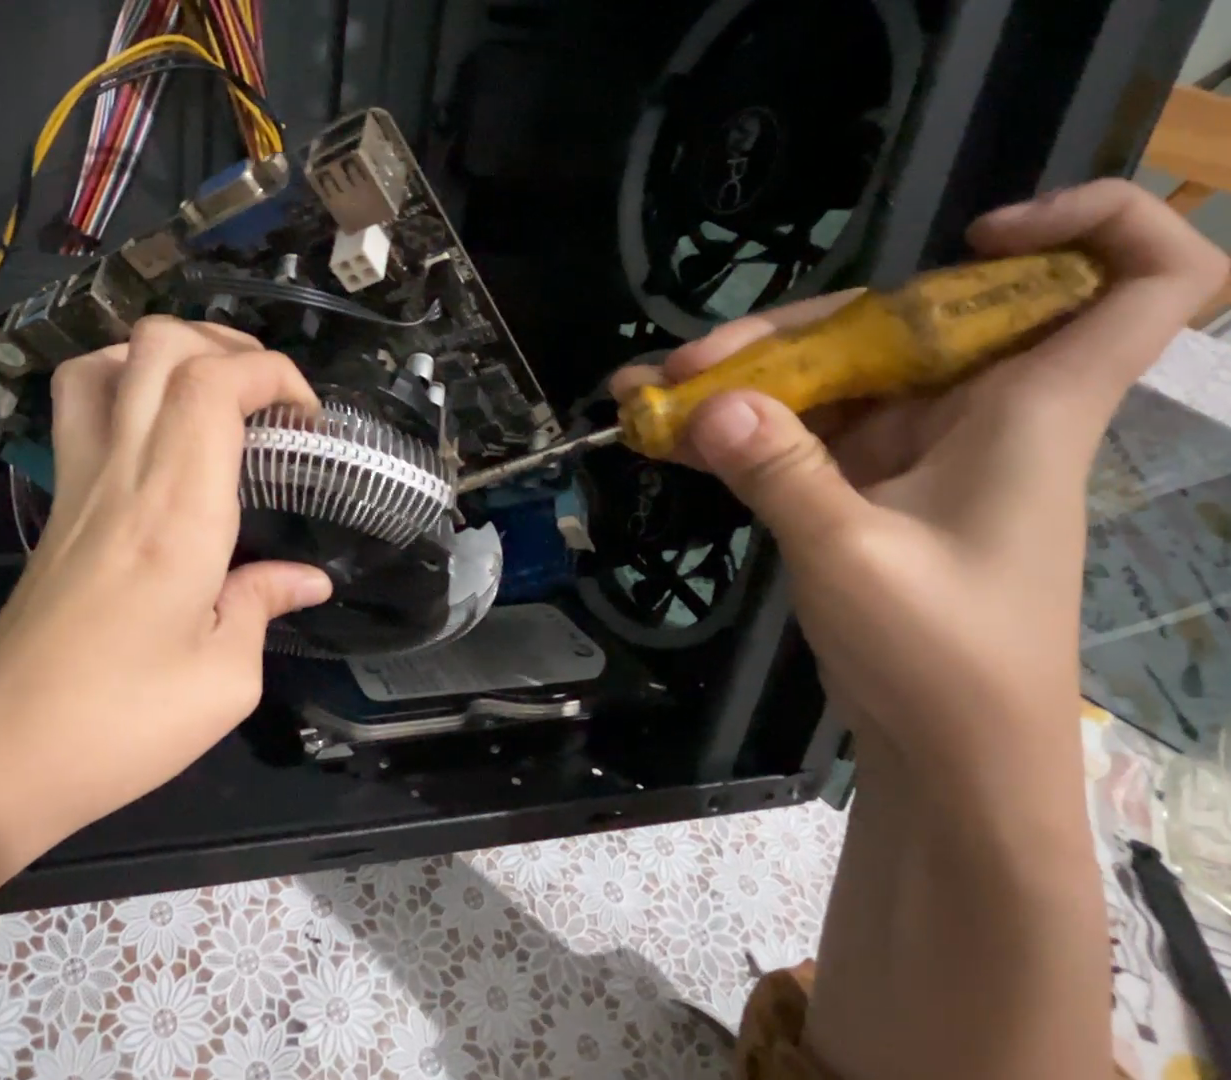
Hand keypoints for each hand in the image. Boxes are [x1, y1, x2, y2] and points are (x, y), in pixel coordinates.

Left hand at [0, 316, 332, 856]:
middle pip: (158, 346)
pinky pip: (79, 409)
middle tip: (270, 401)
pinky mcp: (54, 507)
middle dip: (228, 347)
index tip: (309, 420)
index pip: (213, 384)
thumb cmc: (124, 726)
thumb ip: (264, 605)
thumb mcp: (226, 679)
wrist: (3, 757)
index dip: (272, 373)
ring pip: (105, 361)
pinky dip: (122, 385)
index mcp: (175, 512)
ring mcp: (77, 485)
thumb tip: (306, 579)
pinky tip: (155, 434)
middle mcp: (121, 476)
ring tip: (213, 399)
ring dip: (168, 356)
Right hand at [612, 179, 1228, 785]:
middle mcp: (975, 414)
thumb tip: (707, 404)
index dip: (1090, 226)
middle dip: (790, 329)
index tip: (975, 235)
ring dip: (737, 380)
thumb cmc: (941, 653)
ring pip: (833, 377)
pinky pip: (796, 435)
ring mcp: (910, 452)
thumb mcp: (852, 556)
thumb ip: (781, 472)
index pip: (1149, 280)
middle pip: (902, 320)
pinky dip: (734, 431)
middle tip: (691, 365)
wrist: (947, 750)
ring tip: (647, 392)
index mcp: (1029, 409)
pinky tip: (663, 436)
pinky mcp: (860, 490)